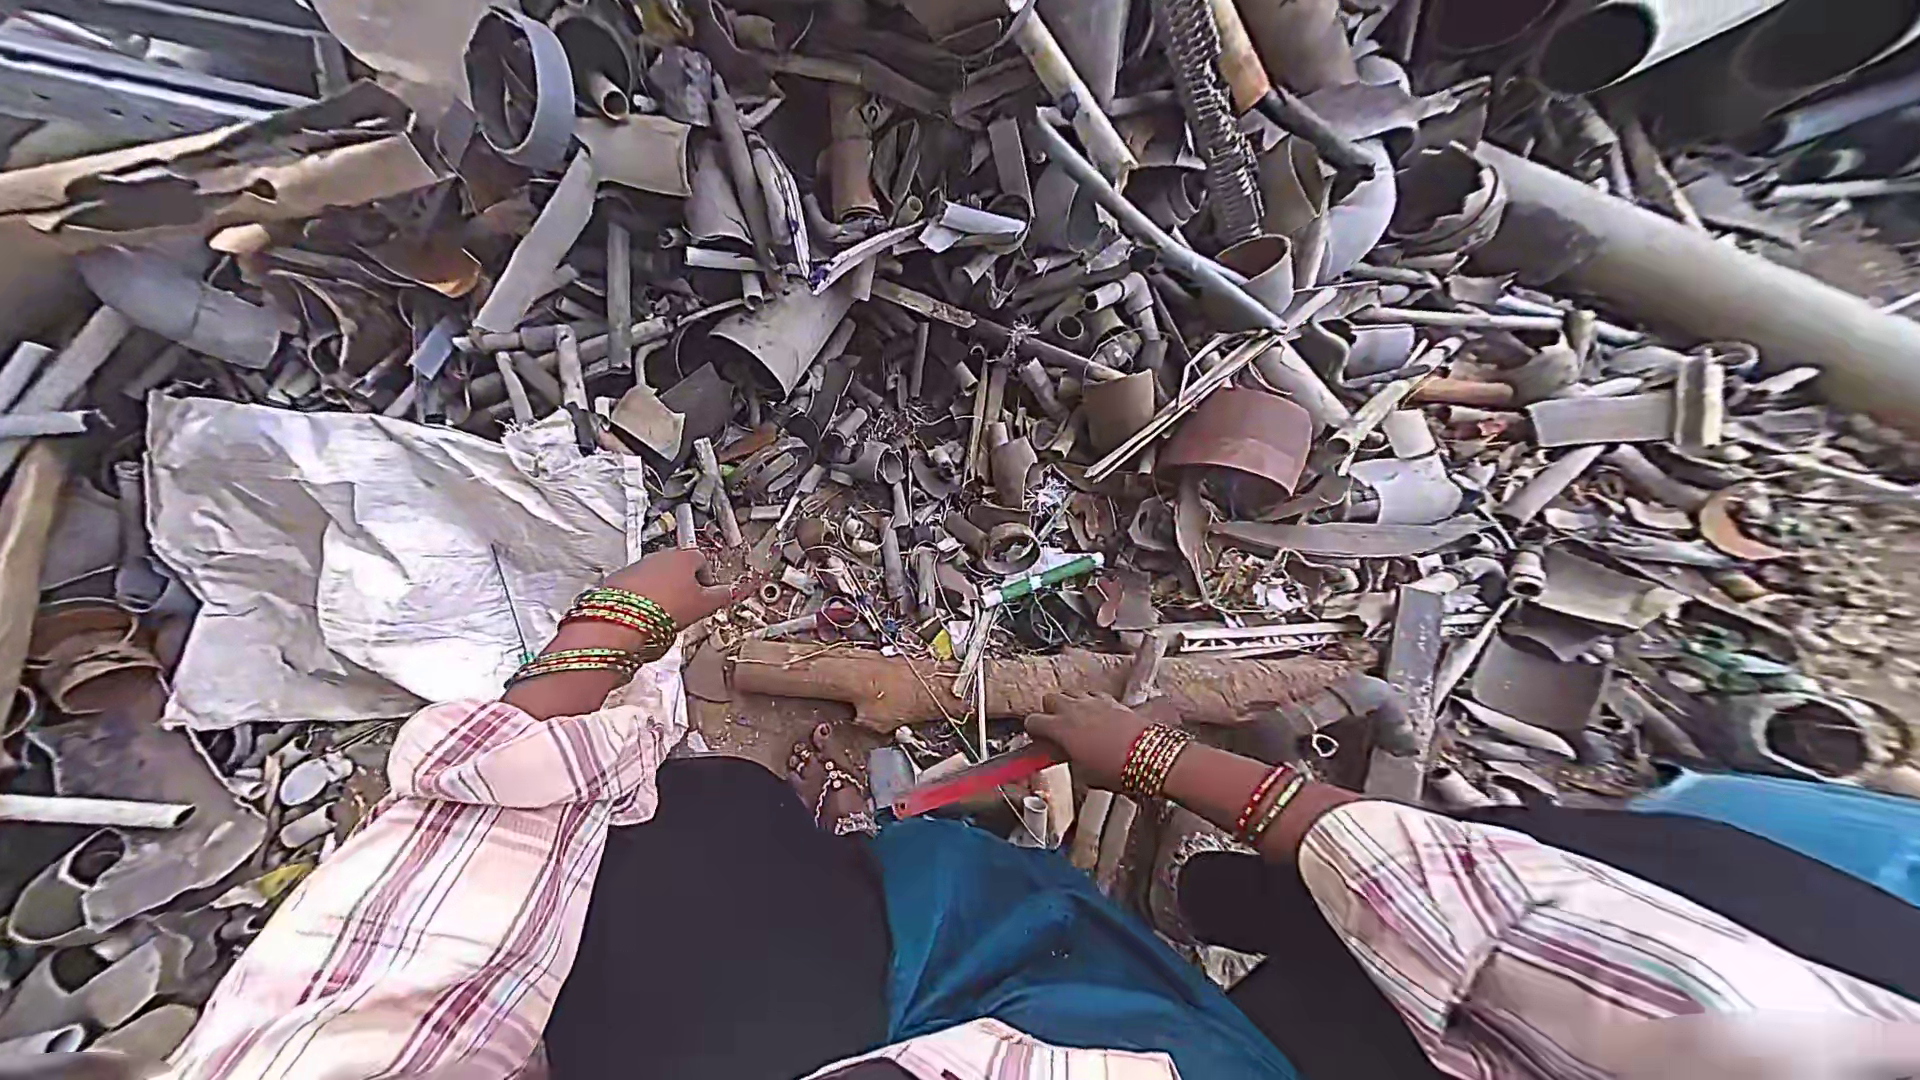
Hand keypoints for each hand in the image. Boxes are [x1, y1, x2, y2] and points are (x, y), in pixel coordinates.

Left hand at [603, 549, 734, 626]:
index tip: (707, 592)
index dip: (707, 578)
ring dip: (662, 589)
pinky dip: (642, 596)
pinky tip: (646, 613)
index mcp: (685, 557)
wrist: (622, 621)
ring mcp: (637, 566)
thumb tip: (730, 592)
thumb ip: (721, 596)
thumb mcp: (704, 605)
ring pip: (656, 575)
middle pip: (677, 566)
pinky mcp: (617, 580)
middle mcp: (660, 556)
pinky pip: (636, 586)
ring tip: (666, 612)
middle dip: (683, 583)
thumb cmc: (665, 609)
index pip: (702, 560)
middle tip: (687, 604)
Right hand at [1023, 692, 1155, 791]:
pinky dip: (1091, 703)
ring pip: (1072, 693)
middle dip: (1050, 712)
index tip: (1038, 740)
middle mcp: (1075, 709)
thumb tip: (1062, 754)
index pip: (1033, 721)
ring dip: (1070, 705)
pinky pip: (1094, 695)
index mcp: (1061, 727)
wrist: (1152, 757)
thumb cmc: (1119, 769)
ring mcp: (1094, 702)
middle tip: (1056, 729)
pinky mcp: (1113, 701)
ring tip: (1077, 723)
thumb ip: (1067, 758)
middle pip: (1050, 698)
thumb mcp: (1084, 774)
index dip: (1034, 731)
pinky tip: (1097, 718)